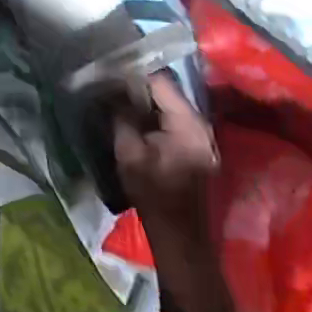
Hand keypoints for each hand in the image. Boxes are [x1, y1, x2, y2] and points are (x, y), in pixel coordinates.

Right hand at [113, 74, 217, 230]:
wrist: (180, 236)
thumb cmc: (153, 195)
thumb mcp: (129, 154)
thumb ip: (122, 117)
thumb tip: (112, 92)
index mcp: (187, 123)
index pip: (159, 82)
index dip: (132, 75)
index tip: (109, 75)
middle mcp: (201, 122)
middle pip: (166, 91)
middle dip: (137, 86)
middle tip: (110, 85)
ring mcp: (202, 134)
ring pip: (169, 104)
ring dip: (145, 101)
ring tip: (118, 98)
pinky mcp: (197, 144)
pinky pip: (173, 118)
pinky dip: (154, 114)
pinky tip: (135, 118)